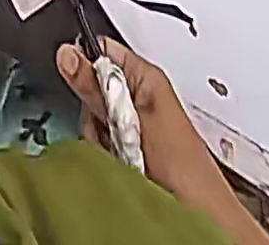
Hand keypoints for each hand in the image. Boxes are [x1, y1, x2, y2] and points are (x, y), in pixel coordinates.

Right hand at [58, 38, 228, 203]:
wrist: (200, 218)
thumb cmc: (185, 169)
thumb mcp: (133, 120)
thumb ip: (98, 88)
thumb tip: (68, 54)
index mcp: (144, 77)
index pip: (100, 50)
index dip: (84, 62)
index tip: (77, 79)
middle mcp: (135, 97)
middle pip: (89, 88)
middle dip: (92, 113)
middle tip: (111, 130)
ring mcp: (128, 126)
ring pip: (90, 119)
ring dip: (98, 139)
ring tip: (119, 155)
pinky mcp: (123, 151)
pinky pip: (95, 144)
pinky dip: (101, 157)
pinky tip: (117, 167)